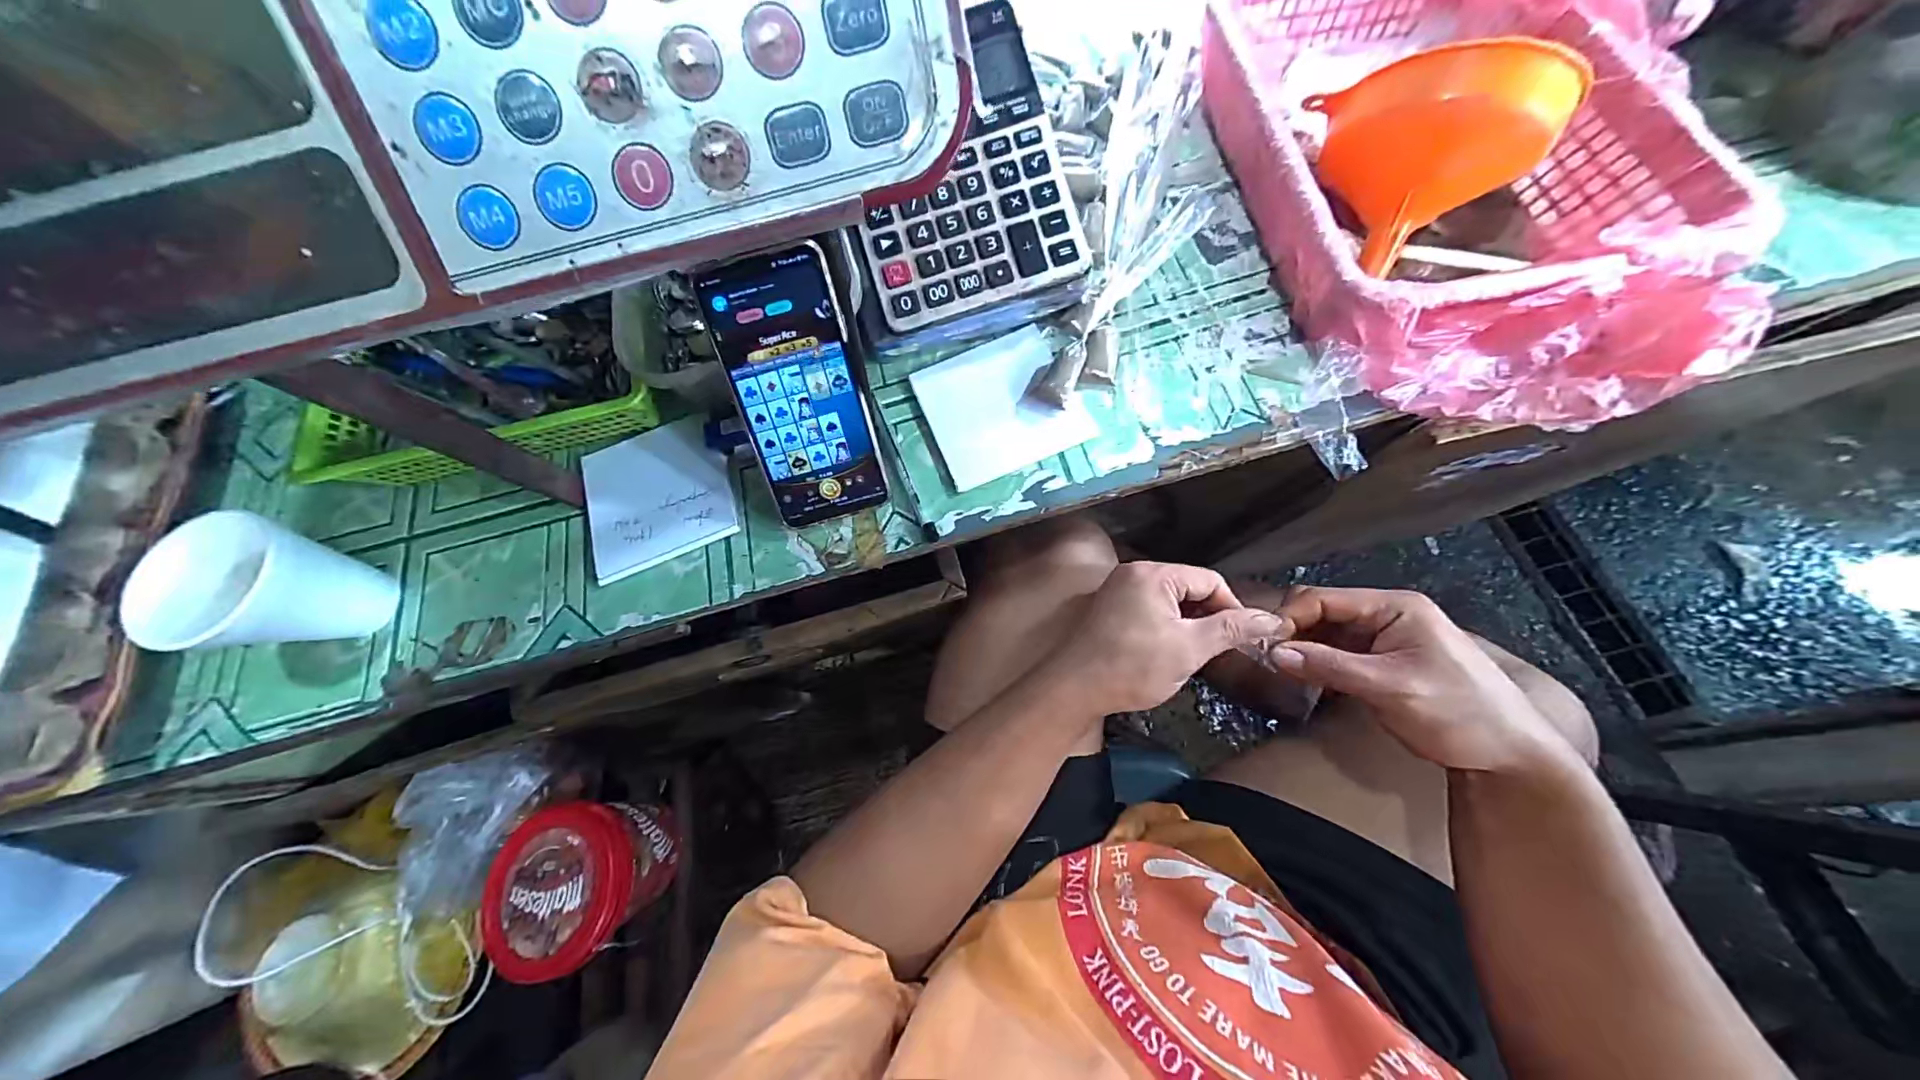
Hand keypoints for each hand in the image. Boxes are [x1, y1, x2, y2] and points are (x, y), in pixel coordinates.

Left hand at [1039, 562, 1290, 715]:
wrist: (1074, 689)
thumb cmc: (1133, 667)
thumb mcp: (1189, 648)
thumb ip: (1231, 630)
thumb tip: (1273, 619)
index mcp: (1152, 574)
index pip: (1210, 580)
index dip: (1233, 608)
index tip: (1245, 639)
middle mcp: (1133, 573)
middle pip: (1189, 587)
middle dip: (1210, 617)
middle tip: (1222, 650)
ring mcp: (1117, 590)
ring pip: (1170, 601)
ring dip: (1189, 624)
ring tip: (1197, 654)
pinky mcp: (1109, 609)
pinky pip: (1150, 609)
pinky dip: (1166, 627)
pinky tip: (1170, 652)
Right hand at [1264, 586, 1579, 776]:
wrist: (1509, 756)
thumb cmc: (1461, 714)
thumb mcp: (1390, 688)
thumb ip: (1329, 666)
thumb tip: (1276, 653)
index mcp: (1395, 607)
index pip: (1323, 598)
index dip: (1290, 617)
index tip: (1266, 645)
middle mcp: (1387, 616)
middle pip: (1321, 613)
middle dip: (1293, 634)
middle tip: (1270, 661)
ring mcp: (1384, 640)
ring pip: (1325, 635)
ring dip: (1303, 651)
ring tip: (1283, 673)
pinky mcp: (1381, 664)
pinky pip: (1336, 655)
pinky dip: (1316, 666)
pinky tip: (1305, 682)